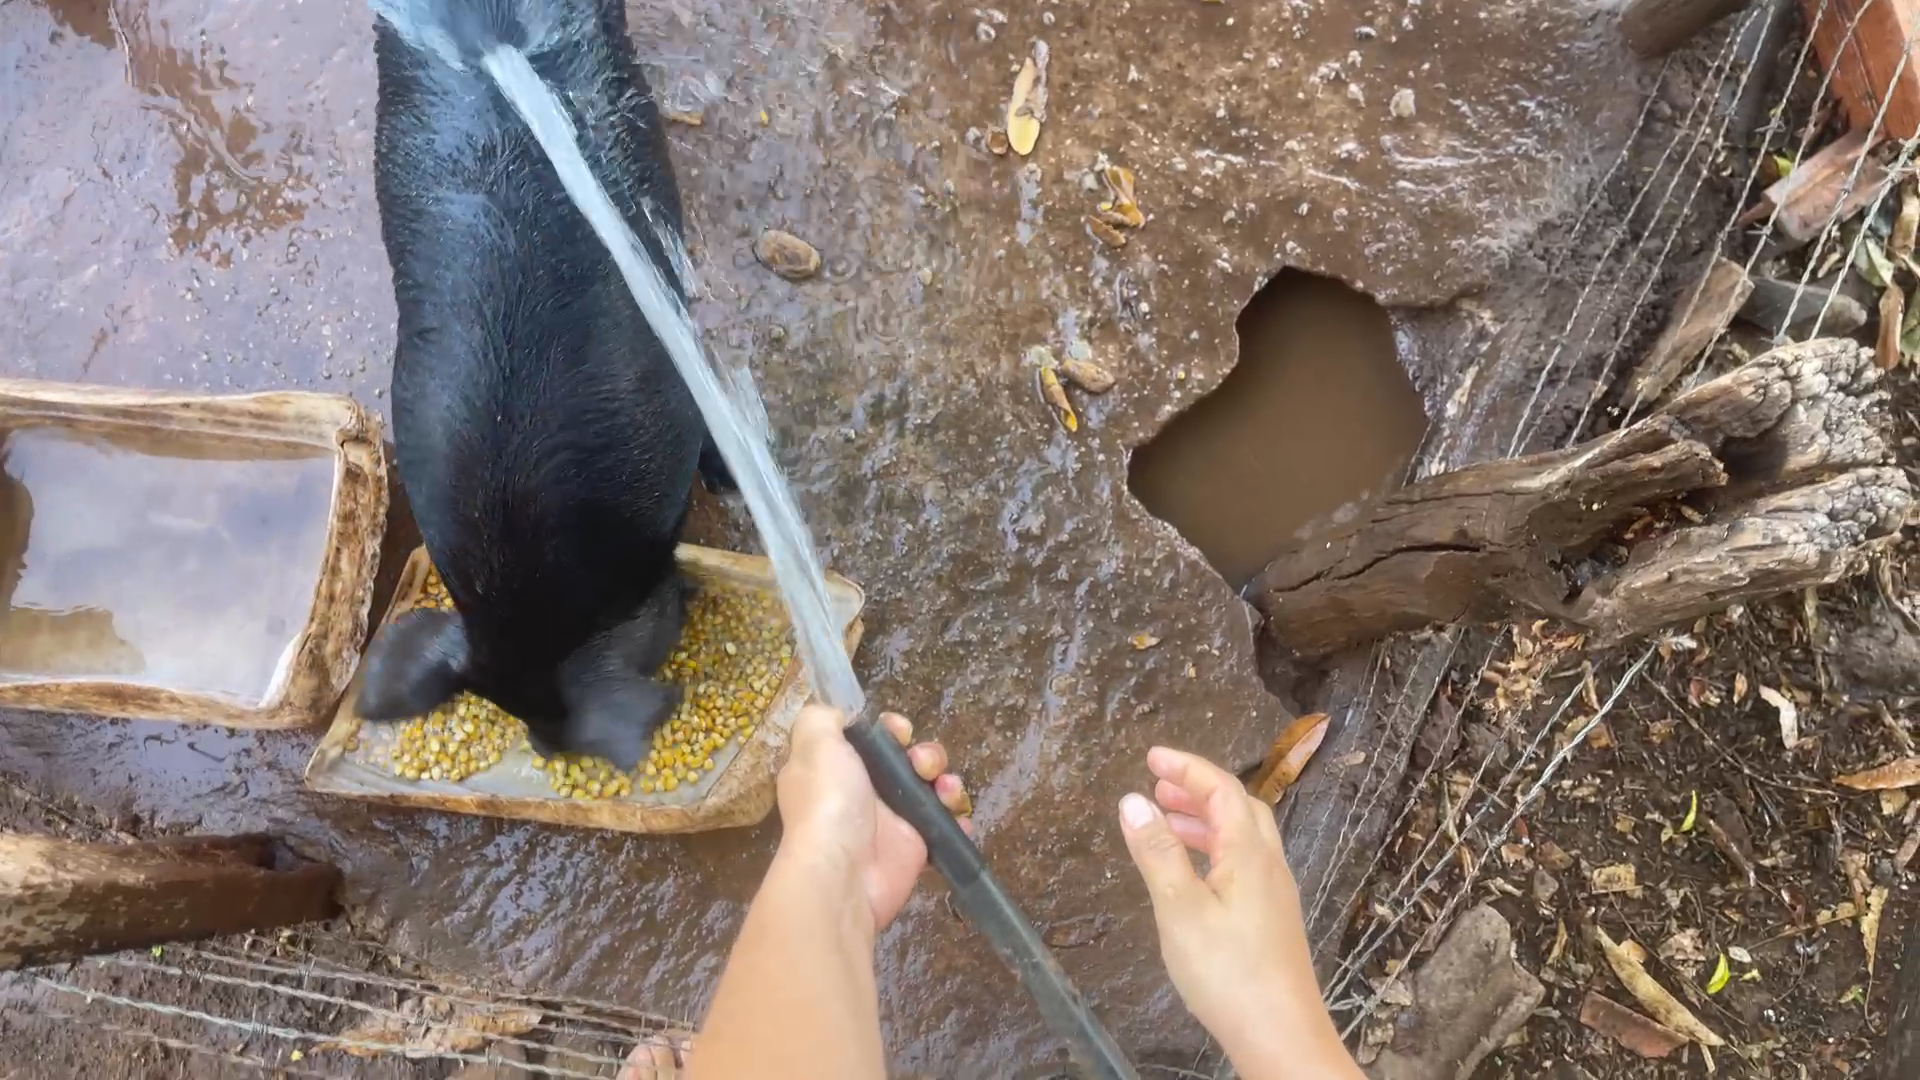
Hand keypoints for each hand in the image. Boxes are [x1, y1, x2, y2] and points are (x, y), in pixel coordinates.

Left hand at [776, 705, 971, 932]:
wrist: (844, 873)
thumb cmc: (829, 801)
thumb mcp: (814, 744)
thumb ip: (822, 718)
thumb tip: (839, 715)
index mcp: (840, 766)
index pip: (874, 738)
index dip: (893, 729)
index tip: (900, 732)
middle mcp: (865, 790)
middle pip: (910, 758)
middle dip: (927, 754)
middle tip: (921, 766)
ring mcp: (894, 820)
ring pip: (932, 787)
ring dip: (947, 781)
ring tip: (944, 791)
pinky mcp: (917, 846)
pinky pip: (947, 825)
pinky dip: (958, 819)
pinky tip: (957, 817)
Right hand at [1118, 747, 1355, 1077]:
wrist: (1284, 1043)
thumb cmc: (1229, 972)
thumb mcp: (1180, 908)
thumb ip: (1157, 852)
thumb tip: (1132, 799)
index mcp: (1249, 852)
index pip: (1221, 789)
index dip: (1186, 767)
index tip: (1151, 757)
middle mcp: (1268, 864)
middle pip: (1237, 807)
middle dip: (1196, 789)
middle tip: (1157, 787)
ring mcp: (1274, 893)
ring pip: (1241, 836)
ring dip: (1203, 819)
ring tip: (1164, 823)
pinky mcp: (1272, 918)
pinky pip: (1242, 861)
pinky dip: (1212, 848)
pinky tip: (1190, 872)